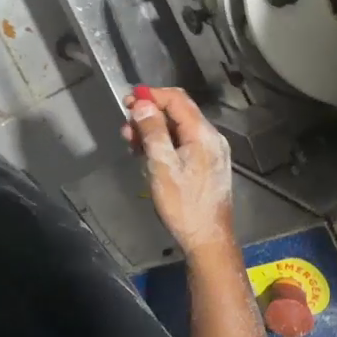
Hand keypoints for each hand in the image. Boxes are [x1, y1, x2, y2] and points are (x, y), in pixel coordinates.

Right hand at [123, 87, 233, 253]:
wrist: (208, 240)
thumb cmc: (184, 205)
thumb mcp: (162, 167)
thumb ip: (153, 132)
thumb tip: (142, 105)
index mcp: (203, 134)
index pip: (176, 100)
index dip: (151, 96)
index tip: (127, 101)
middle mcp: (210, 137)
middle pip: (178, 112)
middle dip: (149, 113)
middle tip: (126, 125)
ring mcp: (209, 152)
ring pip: (178, 128)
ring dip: (153, 130)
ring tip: (130, 141)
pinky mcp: (205, 165)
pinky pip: (182, 143)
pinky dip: (163, 143)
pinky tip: (146, 154)